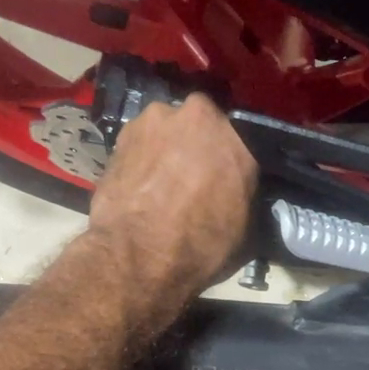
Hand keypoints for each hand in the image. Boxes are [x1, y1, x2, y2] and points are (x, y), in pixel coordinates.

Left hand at [86, 93, 257, 300]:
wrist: (140, 254)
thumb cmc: (204, 243)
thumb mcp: (247, 224)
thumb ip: (243, 189)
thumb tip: (238, 186)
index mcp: (236, 134)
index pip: (245, 138)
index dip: (237, 158)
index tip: (234, 175)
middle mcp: (196, 115)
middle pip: (203, 125)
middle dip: (201, 145)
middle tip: (199, 177)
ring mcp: (154, 120)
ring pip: (169, 130)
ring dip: (170, 149)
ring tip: (168, 184)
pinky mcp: (121, 134)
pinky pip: (143, 143)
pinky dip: (146, 159)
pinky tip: (146, 186)